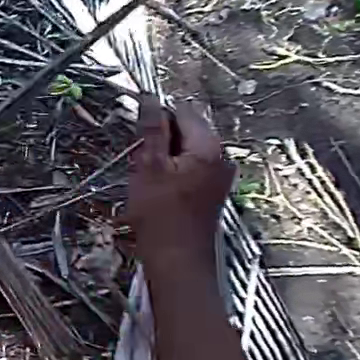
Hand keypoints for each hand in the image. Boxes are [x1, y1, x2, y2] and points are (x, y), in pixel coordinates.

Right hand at [127, 96, 233, 271]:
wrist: (176, 260)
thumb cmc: (160, 214)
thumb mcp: (148, 166)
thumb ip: (151, 130)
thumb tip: (150, 99)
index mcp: (209, 147)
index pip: (183, 112)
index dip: (157, 119)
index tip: (138, 138)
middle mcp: (221, 158)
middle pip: (186, 131)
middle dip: (160, 140)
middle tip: (140, 161)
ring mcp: (218, 176)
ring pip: (184, 151)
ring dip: (163, 157)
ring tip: (146, 178)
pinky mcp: (210, 191)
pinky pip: (188, 168)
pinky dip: (170, 172)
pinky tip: (156, 190)